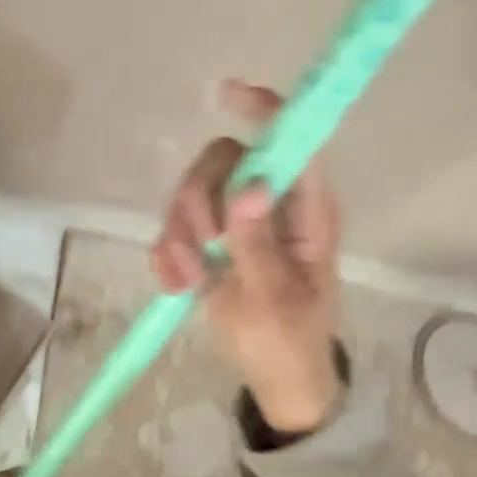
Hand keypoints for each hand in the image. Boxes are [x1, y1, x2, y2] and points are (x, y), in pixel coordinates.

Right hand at [151, 79, 343, 433]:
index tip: (226, 95)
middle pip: (226, 160)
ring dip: (179, 230)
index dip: (267, 110)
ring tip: (183, 277)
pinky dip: (169, 249)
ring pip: (196, 189)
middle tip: (198, 245)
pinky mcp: (213, 241)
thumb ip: (258, 245)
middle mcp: (273, 204)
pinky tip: (175, 282)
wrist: (274, 381)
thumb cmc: (287, 344)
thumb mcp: (272, 303)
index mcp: (307, 213)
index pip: (293, 143)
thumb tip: (250, 186)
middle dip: (199, 199)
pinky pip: (178, 222)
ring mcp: (241, 221)